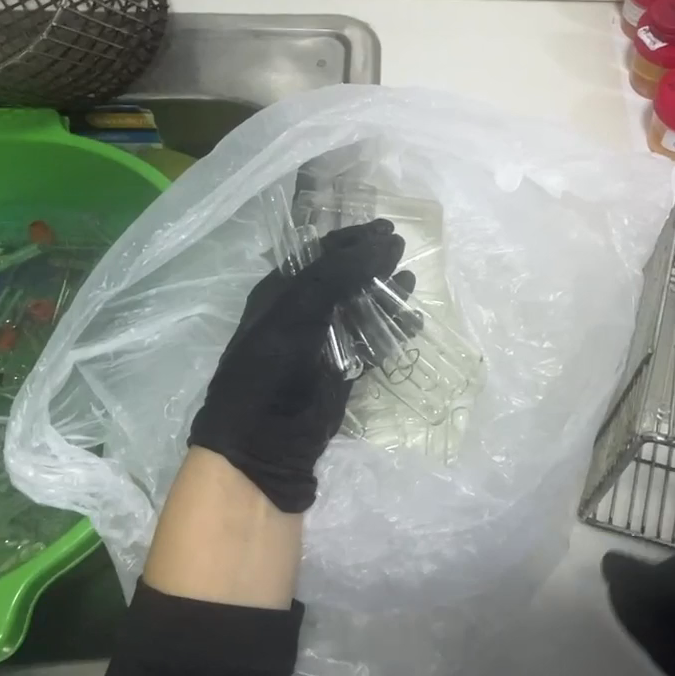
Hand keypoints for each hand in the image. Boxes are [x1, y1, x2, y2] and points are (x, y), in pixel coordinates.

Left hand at [188, 219, 406, 511]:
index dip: (353, 239)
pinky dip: (392, 332)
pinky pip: (372, 344)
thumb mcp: (297, 312)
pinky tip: (413, 322)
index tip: (386, 228)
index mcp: (279, 293)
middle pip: (344, 278)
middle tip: (403, 249)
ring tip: (411, 282)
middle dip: (373, 263)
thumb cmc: (270, 371)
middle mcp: (300, 313)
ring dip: (385, 295)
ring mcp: (322, 345)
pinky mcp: (342, 374)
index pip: (320, 254)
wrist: (262, 447)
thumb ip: (338, 275)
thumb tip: (385, 243)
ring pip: (361, 310)